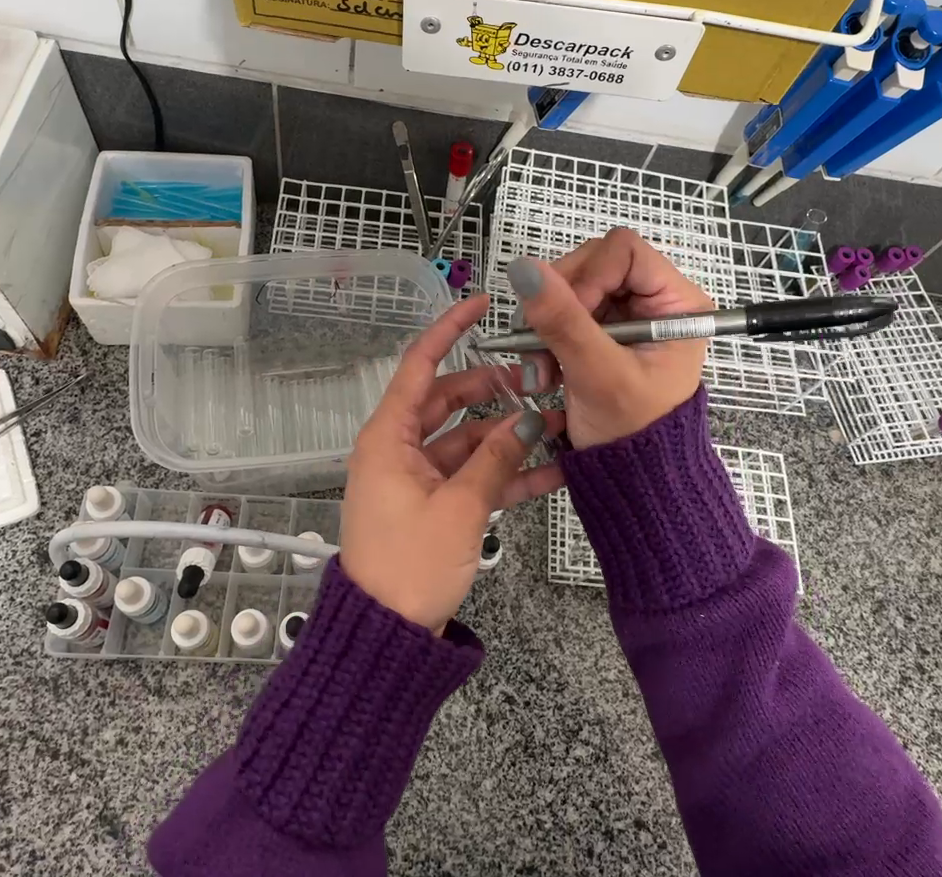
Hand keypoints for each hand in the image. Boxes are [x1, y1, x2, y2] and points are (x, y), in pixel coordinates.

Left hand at [339, 296, 562, 632]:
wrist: (384, 637)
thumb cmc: (408, 565)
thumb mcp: (458, 509)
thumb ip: (496, 460)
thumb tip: (529, 421)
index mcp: (389, 438)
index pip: (419, 367)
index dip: (449, 331)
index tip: (480, 305)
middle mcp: (400, 450)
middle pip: (449, 402)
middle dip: (492, 390)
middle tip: (537, 380)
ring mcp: (419, 479)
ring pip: (467, 441)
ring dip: (507, 435)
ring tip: (556, 423)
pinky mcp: (435, 508)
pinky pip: (472, 478)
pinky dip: (505, 475)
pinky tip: (552, 471)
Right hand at [508, 228, 713, 447]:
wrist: (630, 477)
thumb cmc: (632, 432)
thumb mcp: (598, 374)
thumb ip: (564, 321)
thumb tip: (524, 267)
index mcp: (677, 303)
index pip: (624, 251)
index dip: (588, 275)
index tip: (569, 317)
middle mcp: (653, 300)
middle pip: (592, 265)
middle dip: (559, 305)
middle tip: (540, 346)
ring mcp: (626, 315)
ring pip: (570, 289)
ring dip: (545, 326)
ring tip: (540, 370)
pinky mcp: (601, 330)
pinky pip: (562, 313)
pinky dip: (545, 338)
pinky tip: (544, 370)